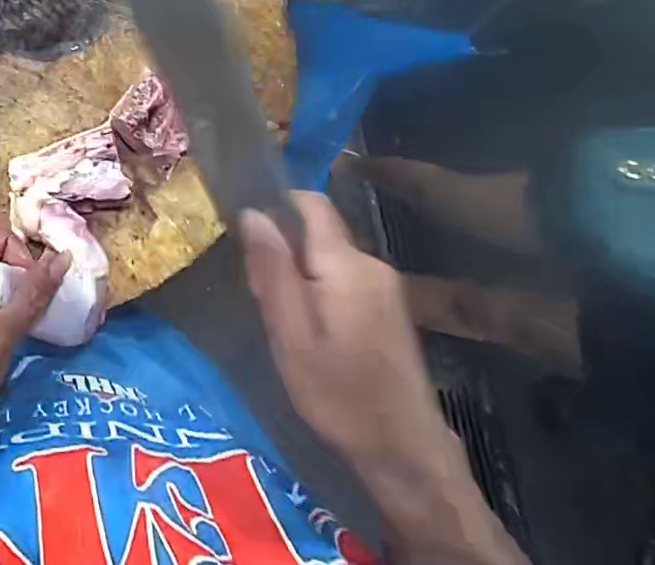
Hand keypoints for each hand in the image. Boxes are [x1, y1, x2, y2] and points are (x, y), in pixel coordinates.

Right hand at [240, 192, 451, 467]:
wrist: (406, 453)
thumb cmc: (338, 395)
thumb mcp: (290, 334)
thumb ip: (272, 270)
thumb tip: (252, 213)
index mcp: (346, 264)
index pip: (310, 201)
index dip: (276, 201)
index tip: (247, 229)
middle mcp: (372, 262)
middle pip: (317, 229)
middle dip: (283, 247)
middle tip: (260, 291)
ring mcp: (386, 284)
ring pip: (328, 254)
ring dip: (300, 269)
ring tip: (282, 315)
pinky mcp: (390, 305)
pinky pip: (344, 275)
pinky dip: (319, 286)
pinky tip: (310, 327)